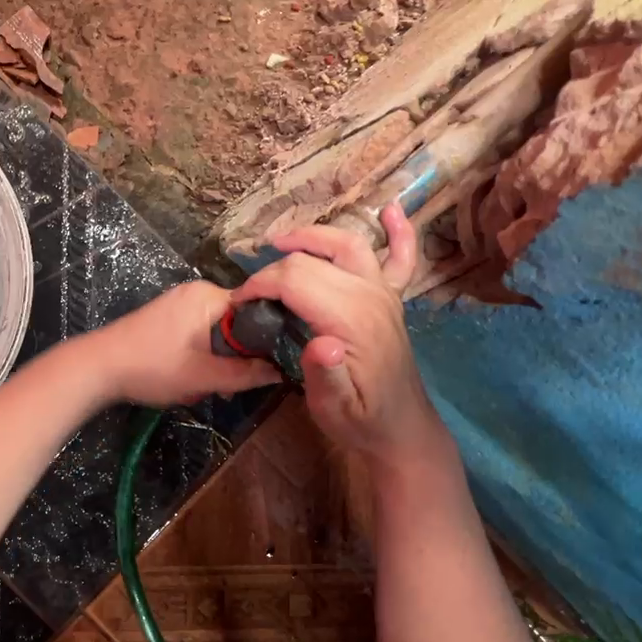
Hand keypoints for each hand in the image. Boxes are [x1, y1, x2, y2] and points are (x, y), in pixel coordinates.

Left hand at [81, 280, 281, 406]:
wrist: (97, 367)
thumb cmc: (152, 366)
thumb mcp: (204, 376)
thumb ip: (245, 373)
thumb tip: (281, 372)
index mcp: (208, 295)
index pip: (258, 308)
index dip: (268, 338)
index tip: (274, 365)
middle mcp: (196, 292)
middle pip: (237, 323)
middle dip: (237, 356)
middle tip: (231, 384)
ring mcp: (179, 304)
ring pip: (218, 333)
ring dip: (217, 361)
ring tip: (207, 385)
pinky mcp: (167, 318)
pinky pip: (199, 335)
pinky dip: (200, 357)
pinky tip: (190, 378)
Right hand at [232, 204, 446, 461]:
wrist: (402, 430)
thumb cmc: (360, 420)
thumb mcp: (333, 407)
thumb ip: (326, 374)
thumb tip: (320, 343)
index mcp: (352, 321)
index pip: (295, 279)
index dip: (260, 284)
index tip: (239, 305)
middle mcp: (370, 297)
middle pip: (312, 259)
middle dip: (272, 267)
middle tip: (250, 293)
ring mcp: (384, 294)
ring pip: (348, 244)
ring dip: (312, 236)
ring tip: (280, 241)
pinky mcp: (392, 299)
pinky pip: (401, 258)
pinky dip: (399, 232)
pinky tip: (393, 210)